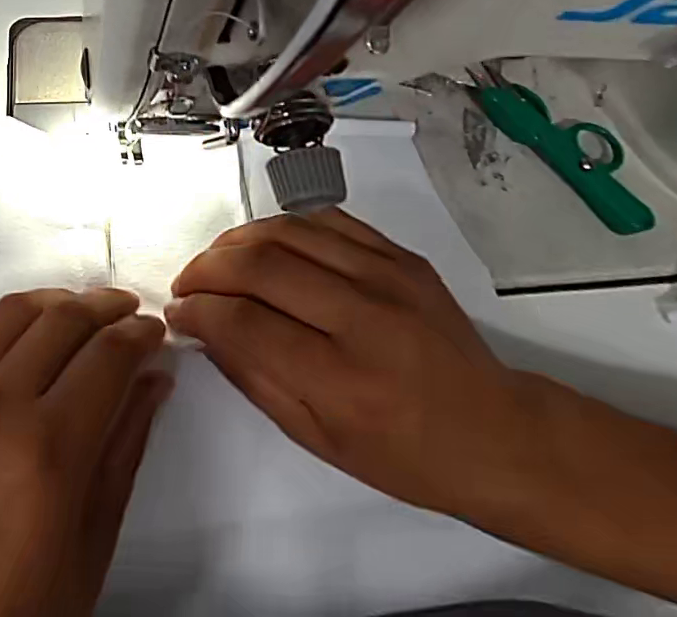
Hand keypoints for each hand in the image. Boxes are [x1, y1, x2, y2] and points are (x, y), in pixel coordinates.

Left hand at [0, 288, 171, 616]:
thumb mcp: (89, 546)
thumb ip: (124, 449)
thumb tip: (150, 383)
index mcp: (46, 453)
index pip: (108, 355)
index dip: (140, 334)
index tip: (152, 332)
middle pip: (61, 320)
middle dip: (104, 306)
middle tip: (126, 311)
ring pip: (8, 315)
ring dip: (53, 302)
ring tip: (79, 310)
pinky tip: (18, 334)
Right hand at [166, 210, 543, 515]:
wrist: (497, 432)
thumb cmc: (405, 454)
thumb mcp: (318, 438)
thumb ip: (254, 377)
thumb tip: (206, 328)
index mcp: (344, 379)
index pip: (244, 322)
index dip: (197, 311)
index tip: (178, 313)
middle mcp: (365, 317)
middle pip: (259, 265)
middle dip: (205, 269)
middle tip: (187, 284)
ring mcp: (388, 275)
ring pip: (287, 231)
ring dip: (236, 241)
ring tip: (217, 261)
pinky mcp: (401, 255)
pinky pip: (326, 220)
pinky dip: (282, 227)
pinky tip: (265, 246)